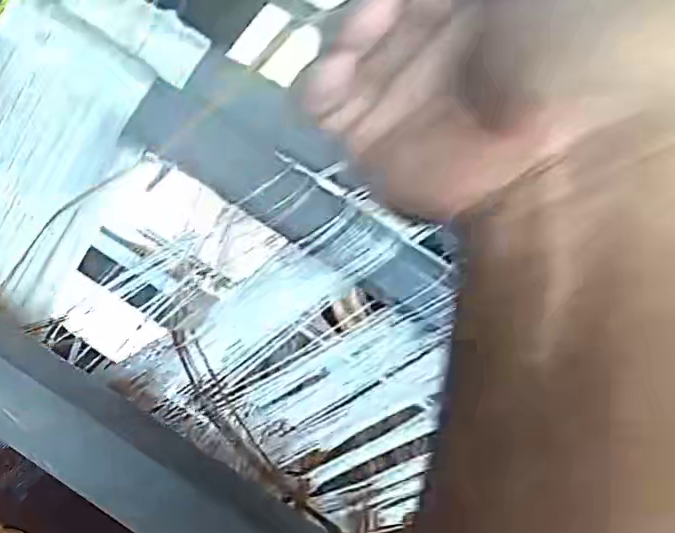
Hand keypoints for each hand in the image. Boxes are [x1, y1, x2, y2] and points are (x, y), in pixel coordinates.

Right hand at [304, 0, 674, 219]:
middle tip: (379, 8)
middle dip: (374, 7)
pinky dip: (315, 85)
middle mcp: (442, 36)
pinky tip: (330, 74)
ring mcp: (397, 85)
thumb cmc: (591, 46)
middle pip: (381, 11)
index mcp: (494, 4)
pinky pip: (318, 102)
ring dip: (342, 37)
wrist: (563, 143)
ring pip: (343, 49)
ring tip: (359, 33)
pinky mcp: (359, 131)